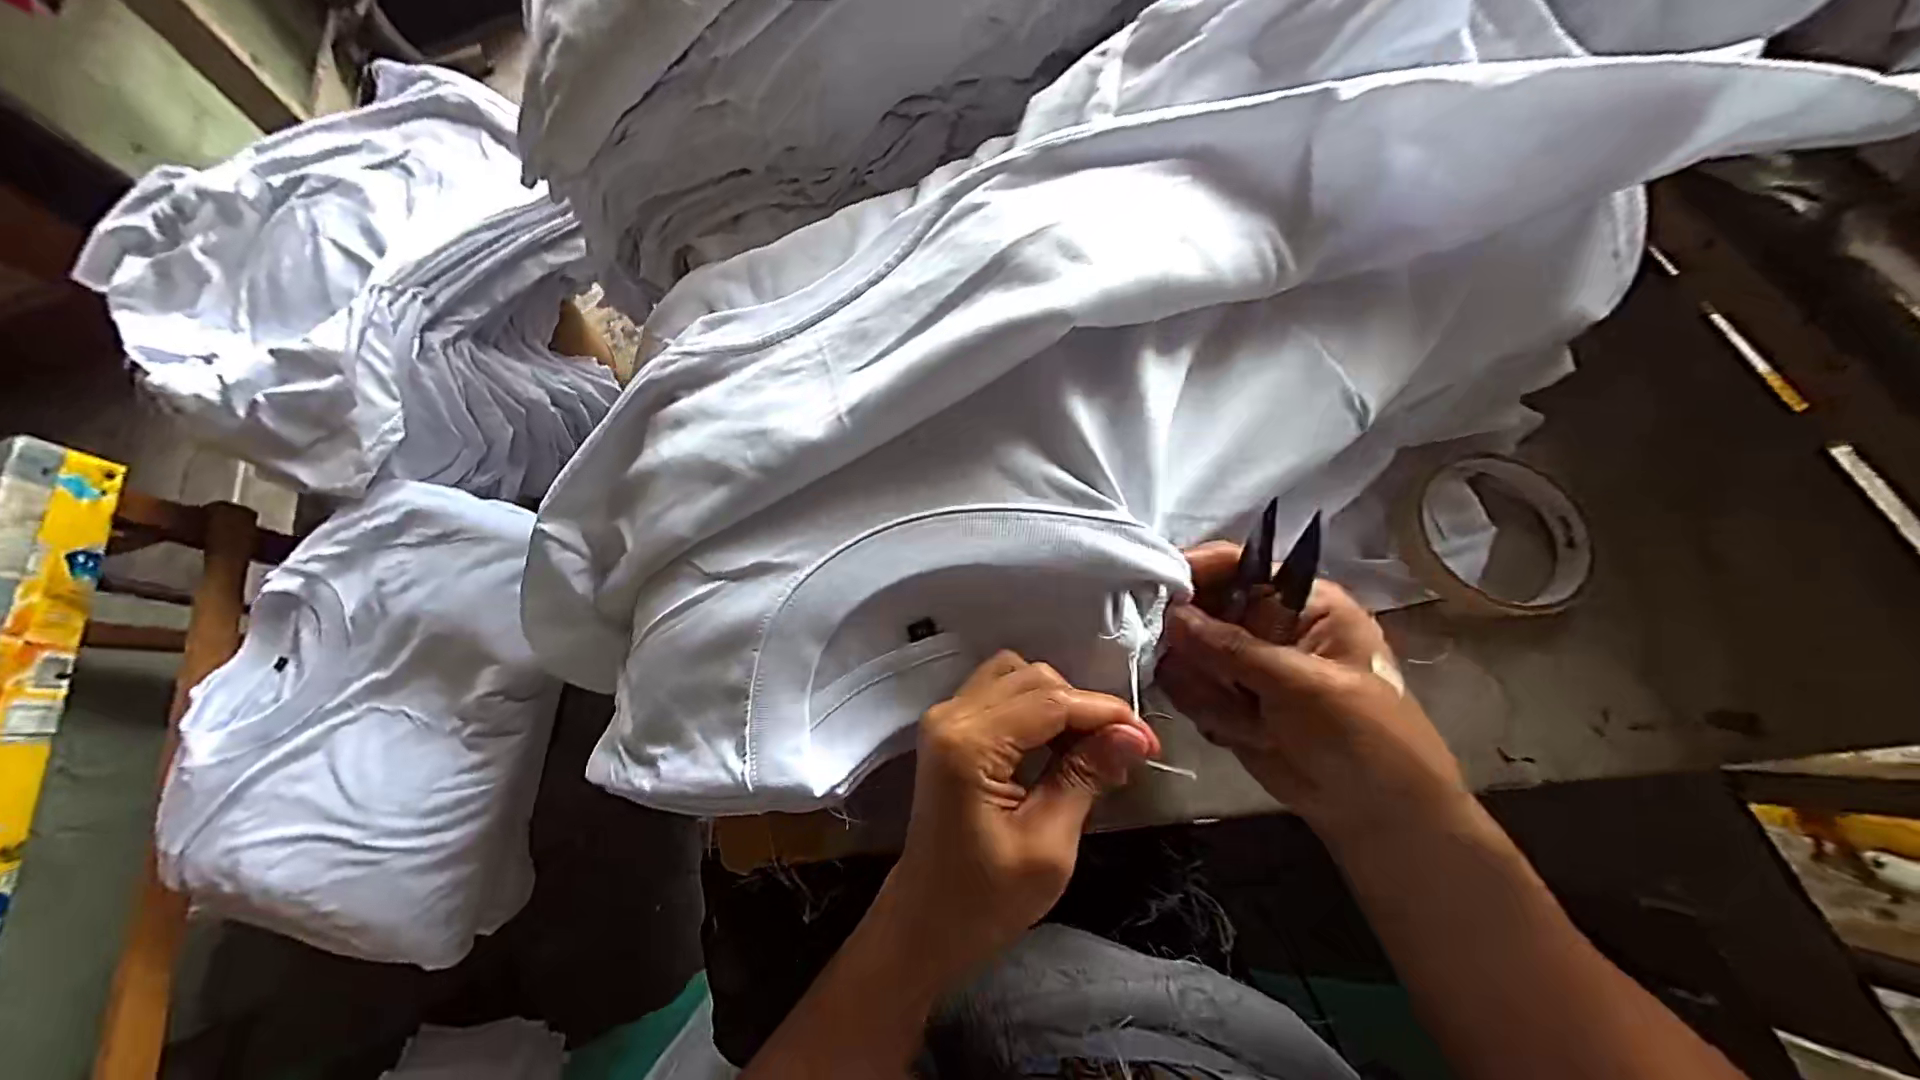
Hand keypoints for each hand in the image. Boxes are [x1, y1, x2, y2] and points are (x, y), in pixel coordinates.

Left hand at [882, 650, 1159, 985]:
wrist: (925, 922)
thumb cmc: (985, 899)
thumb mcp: (1048, 846)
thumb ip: (1085, 778)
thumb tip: (1132, 735)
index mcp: (970, 744)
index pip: (1050, 701)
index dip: (1105, 713)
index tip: (1148, 741)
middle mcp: (951, 715)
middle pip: (1032, 678)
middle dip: (1083, 706)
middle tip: (1120, 749)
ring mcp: (944, 718)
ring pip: (1016, 676)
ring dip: (1059, 702)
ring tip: (1089, 746)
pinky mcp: (948, 729)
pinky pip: (1000, 693)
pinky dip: (1035, 708)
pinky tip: (1057, 744)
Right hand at [1155, 541, 1466, 840]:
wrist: (1378, 813)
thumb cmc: (1365, 735)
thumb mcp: (1303, 685)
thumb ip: (1233, 649)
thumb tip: (1171, 616)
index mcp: (1298, 600)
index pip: (1235, 565)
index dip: (1194, 571)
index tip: (1156, 590)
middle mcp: (1263, 624)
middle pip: (1196, 609)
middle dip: (1197, 649)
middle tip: (1223, 684)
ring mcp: (1240, 663)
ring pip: (1185, 655)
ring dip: (1209, 691)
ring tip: (1252, 722)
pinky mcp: (1224, 697)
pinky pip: (1187, 690)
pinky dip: (1208, 713)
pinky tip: (1247, 734)